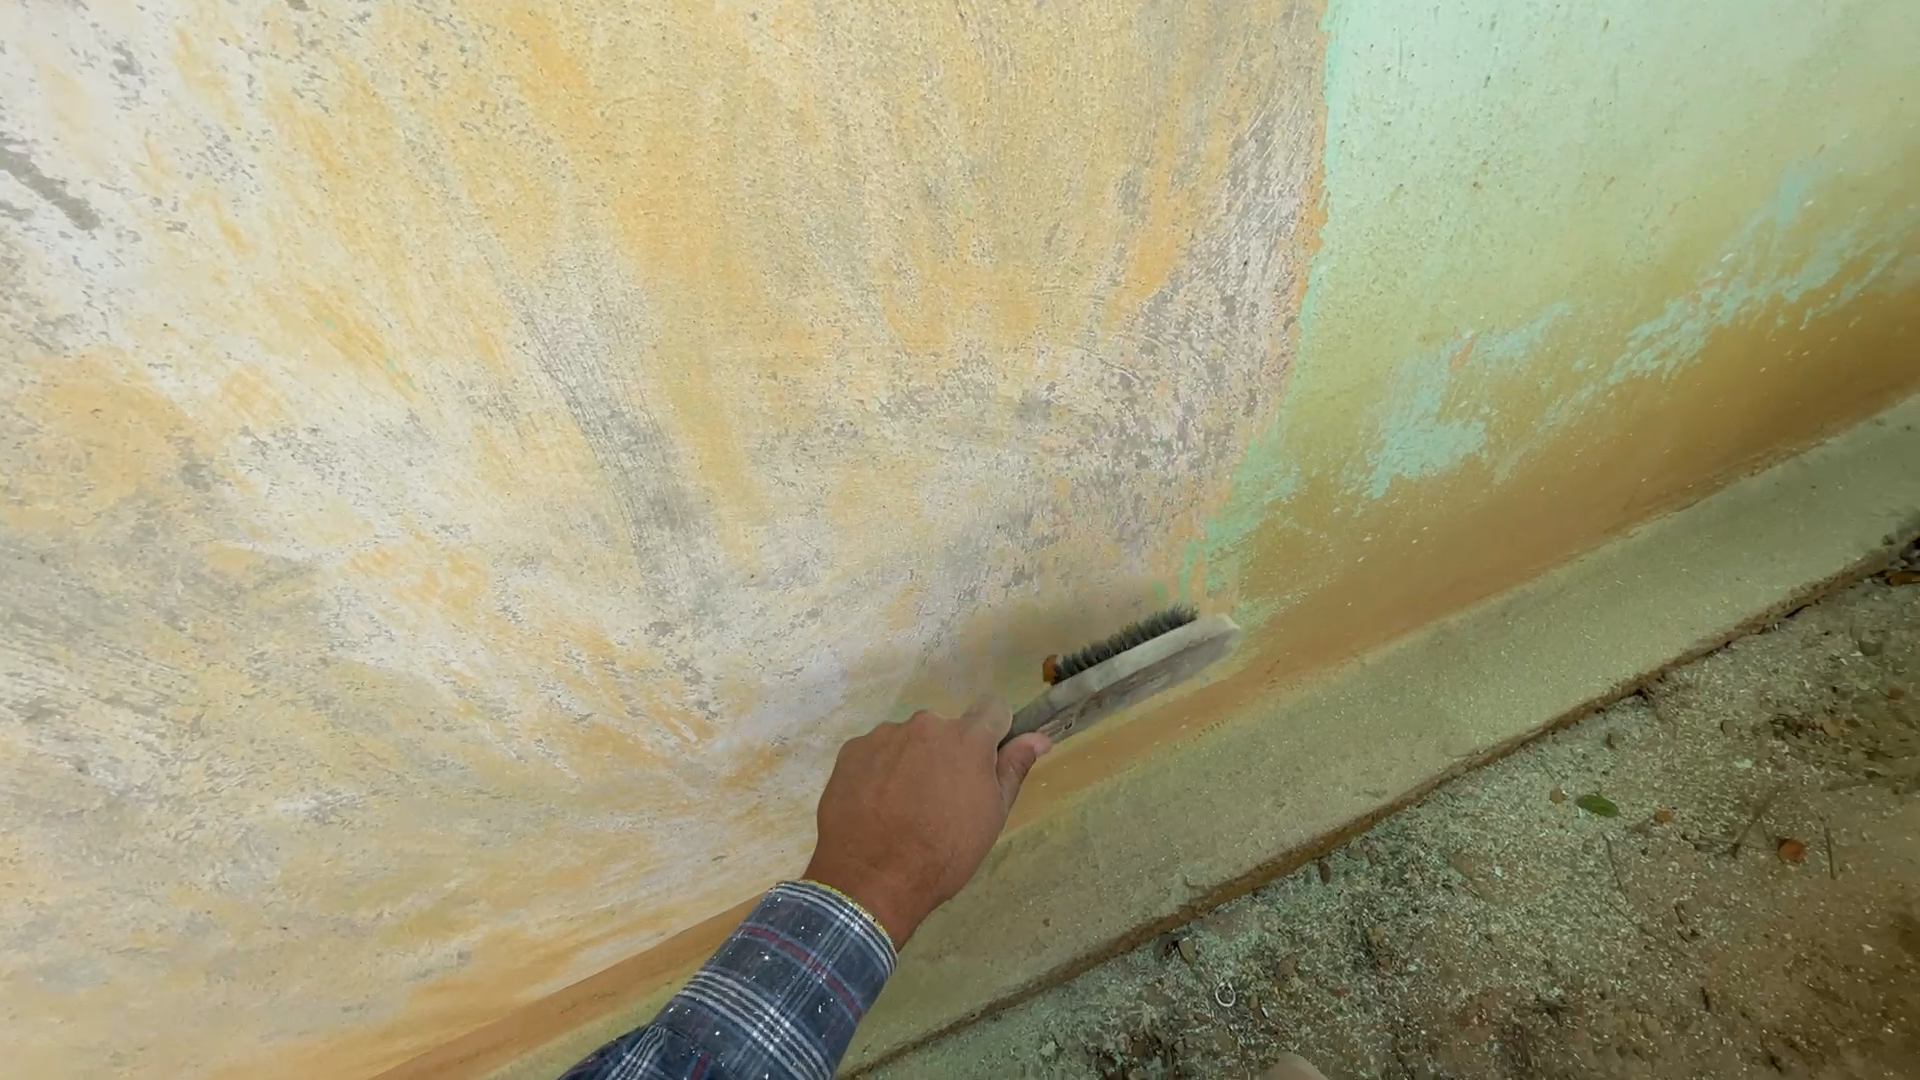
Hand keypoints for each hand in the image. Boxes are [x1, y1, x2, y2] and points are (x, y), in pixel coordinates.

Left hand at [803, 701, 1051, 946]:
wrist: (871, 879)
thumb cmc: (944, 853)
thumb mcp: (992, 816)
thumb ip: (1013, 768)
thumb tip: (1039, 738)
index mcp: (967, 738)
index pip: (992, 709)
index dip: (993, 733)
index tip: (985, 760)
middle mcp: (926, 724)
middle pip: (945, 730)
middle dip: (947, 755)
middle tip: (939, 800)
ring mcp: (885, 735)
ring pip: (908, 740)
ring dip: (911, 762)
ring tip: (902, 807)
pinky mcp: (852, 750)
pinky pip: (876, 752)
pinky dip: (879, 771)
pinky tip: (876, 805)